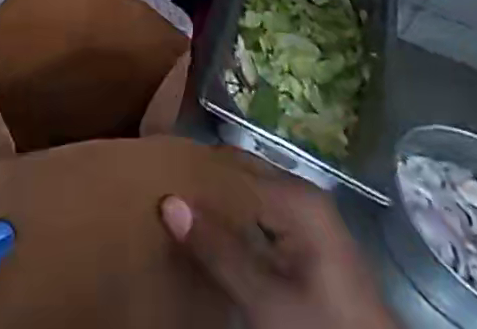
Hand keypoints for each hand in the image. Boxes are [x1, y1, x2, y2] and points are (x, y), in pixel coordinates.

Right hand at [159, 175, 397, 328]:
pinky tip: (208, 235)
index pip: (229, 164)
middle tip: (158, 189)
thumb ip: (219, 250)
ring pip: (247, 193)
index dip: (191, 168)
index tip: (153, 172)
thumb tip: (167, 201)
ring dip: (214, 202)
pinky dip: (231, 219)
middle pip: (239, 173)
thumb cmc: (323, 328)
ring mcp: (305, 218)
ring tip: (175, 209)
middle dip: (202, 182)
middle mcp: (301, 194)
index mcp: (296, 196)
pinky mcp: (305, 242)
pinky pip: (258, 214)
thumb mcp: (267, 299)